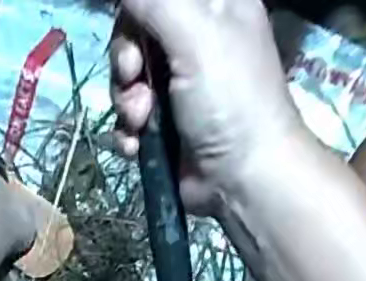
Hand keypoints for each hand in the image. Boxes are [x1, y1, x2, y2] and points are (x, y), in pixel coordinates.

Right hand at [110, 0, 306, 214]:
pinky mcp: (162, 129)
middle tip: (134, 77)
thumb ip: (156, 1)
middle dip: (126, 59)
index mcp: (212, 5)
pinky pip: (127, 121)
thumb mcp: (197, 34)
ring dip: (125, 103)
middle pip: (134, 34)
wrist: (240, 177)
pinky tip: (137, 145)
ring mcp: (176, 88)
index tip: (134, 28)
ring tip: (141, 121)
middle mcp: (192, 42)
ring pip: (126, 80)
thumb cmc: (229, 99)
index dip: (137, 11)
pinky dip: (127, 134)